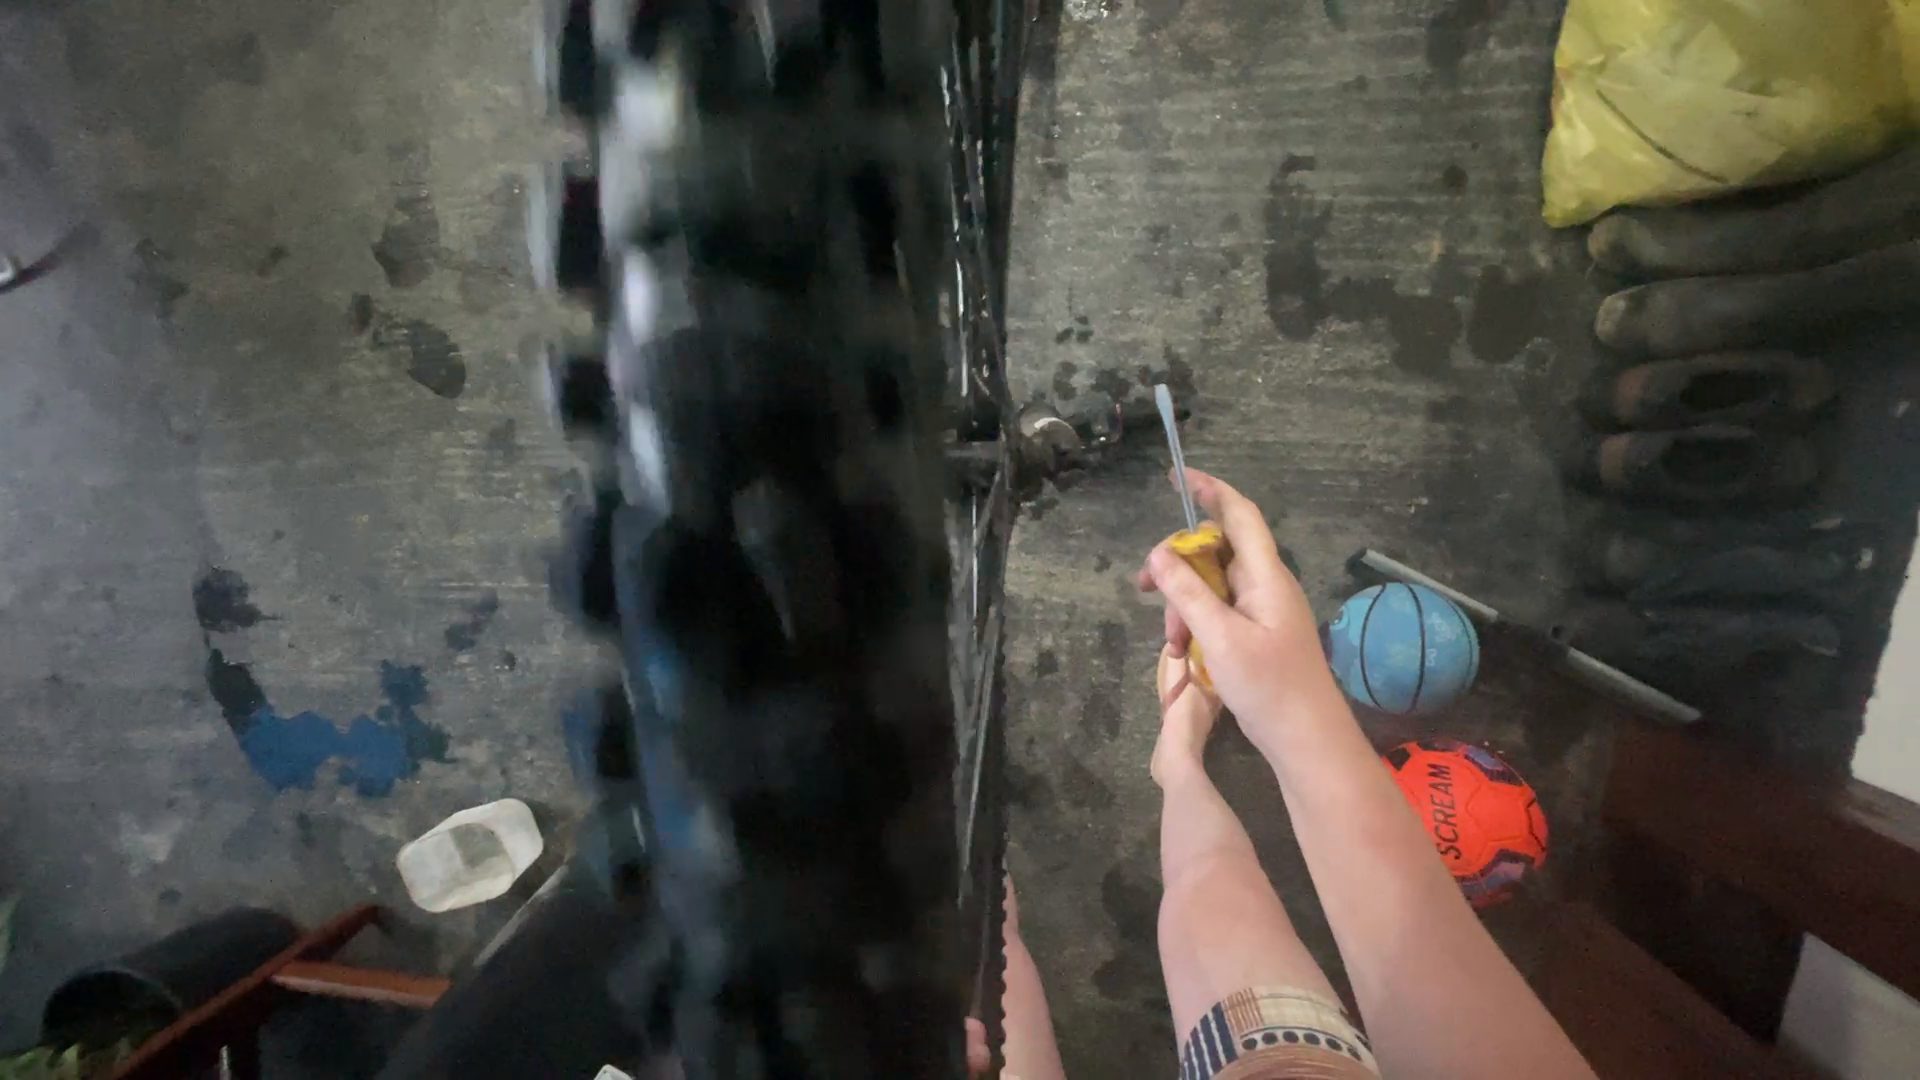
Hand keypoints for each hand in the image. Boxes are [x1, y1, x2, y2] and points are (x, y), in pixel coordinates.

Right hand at [1136, 468, 1334, 736]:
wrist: (1307, 741)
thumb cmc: (1269, 687)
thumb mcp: (1219, 638)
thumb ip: (1188, 592)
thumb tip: (1157, 554)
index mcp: (1265, 576)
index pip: (1238, 515)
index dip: (1210, 489)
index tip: (1176, 476)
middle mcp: (1265, 584)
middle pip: (1213, 552)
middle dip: (1176, 566)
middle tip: (1143, 590)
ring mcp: (1261, 609)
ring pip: (1210, 585)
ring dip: (1182, 605)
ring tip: (1170, 643)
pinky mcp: (1255, 632)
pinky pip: (1217, 611)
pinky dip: (1195, 624)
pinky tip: (1183, 652)